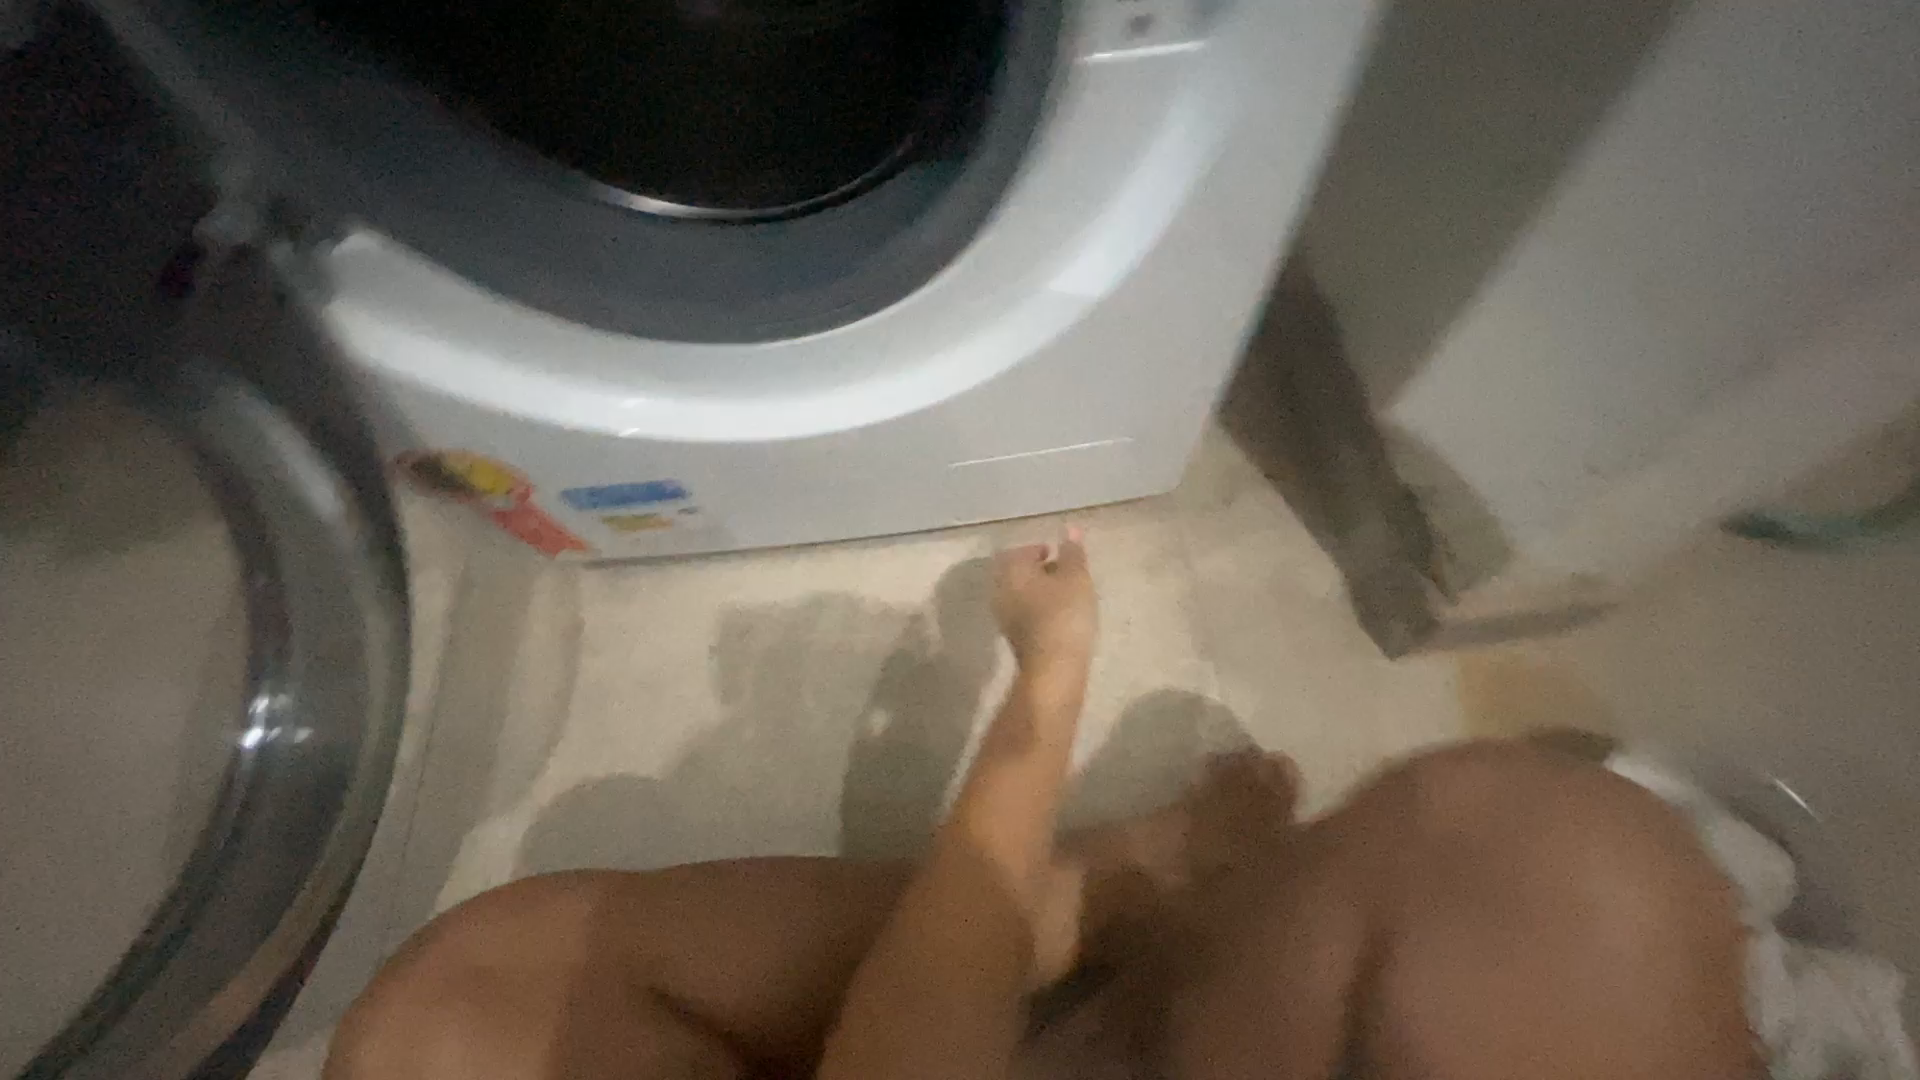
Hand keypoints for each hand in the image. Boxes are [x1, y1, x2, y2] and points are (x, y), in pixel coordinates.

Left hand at [992, 527, 1096, 673]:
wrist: (1053, 668)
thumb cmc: (1064, 614)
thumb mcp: (1076, 578)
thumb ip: (1072, 553)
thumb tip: (1069, 528)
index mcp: (1011, 571)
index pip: (1020, 551)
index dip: (1038, 550)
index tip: (1057, 554)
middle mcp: (1000, 590)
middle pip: (1017, 573)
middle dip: (1038, 571)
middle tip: (1063, 573)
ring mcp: (1003, 616)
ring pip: (1020, 594)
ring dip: (1039, 591)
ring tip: (1065, 594)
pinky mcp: (1013, 637)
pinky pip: (1023, 613)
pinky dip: (1037, 609)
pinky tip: (1058, 615)